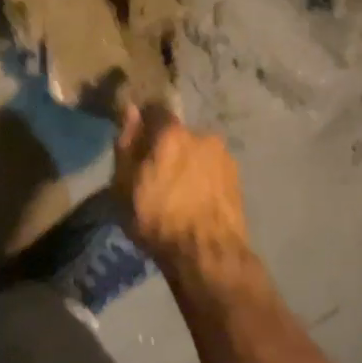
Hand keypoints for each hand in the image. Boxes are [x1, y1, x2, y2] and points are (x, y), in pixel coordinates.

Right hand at [113, 102, 249, 266]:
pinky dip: (201, 180)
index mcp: (172, 133)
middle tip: (152, 176)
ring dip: (185, 165)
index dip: (142, 124)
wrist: (206, 252)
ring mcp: (224, 156)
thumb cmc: (156, 218)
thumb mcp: (124, 185)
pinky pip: (211, 171)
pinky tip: (194, 202)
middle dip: (165, 149)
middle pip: (177, 135)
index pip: (155, 110)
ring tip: (176, 194)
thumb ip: (127, 145)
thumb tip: (130, 110)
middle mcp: (203, 135)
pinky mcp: (237, 178)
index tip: (134, 143)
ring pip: (196, 153)